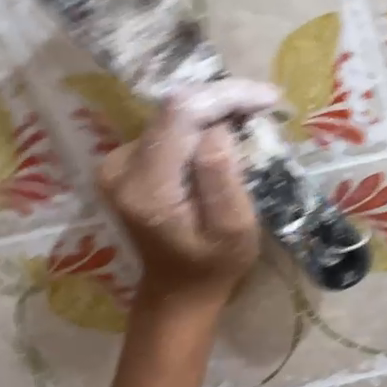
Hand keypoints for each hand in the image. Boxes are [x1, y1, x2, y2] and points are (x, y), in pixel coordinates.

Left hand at [96, 80, 281, 303]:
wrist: (178, 290)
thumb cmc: (215, 266)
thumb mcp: (234, 230)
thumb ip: (222, 177)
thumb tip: (218, 129)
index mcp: (148, 188)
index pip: (180, 115)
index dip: (225, 96)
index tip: (268, 98)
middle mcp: (121, 168)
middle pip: (174, 109)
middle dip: (224, 99)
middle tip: (268, 102)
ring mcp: (117, 163)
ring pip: (172, 114)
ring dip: (215, 109)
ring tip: (253, 114)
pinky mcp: (125, 161)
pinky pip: (168, 127)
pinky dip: (201, 123)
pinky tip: (228, 130)